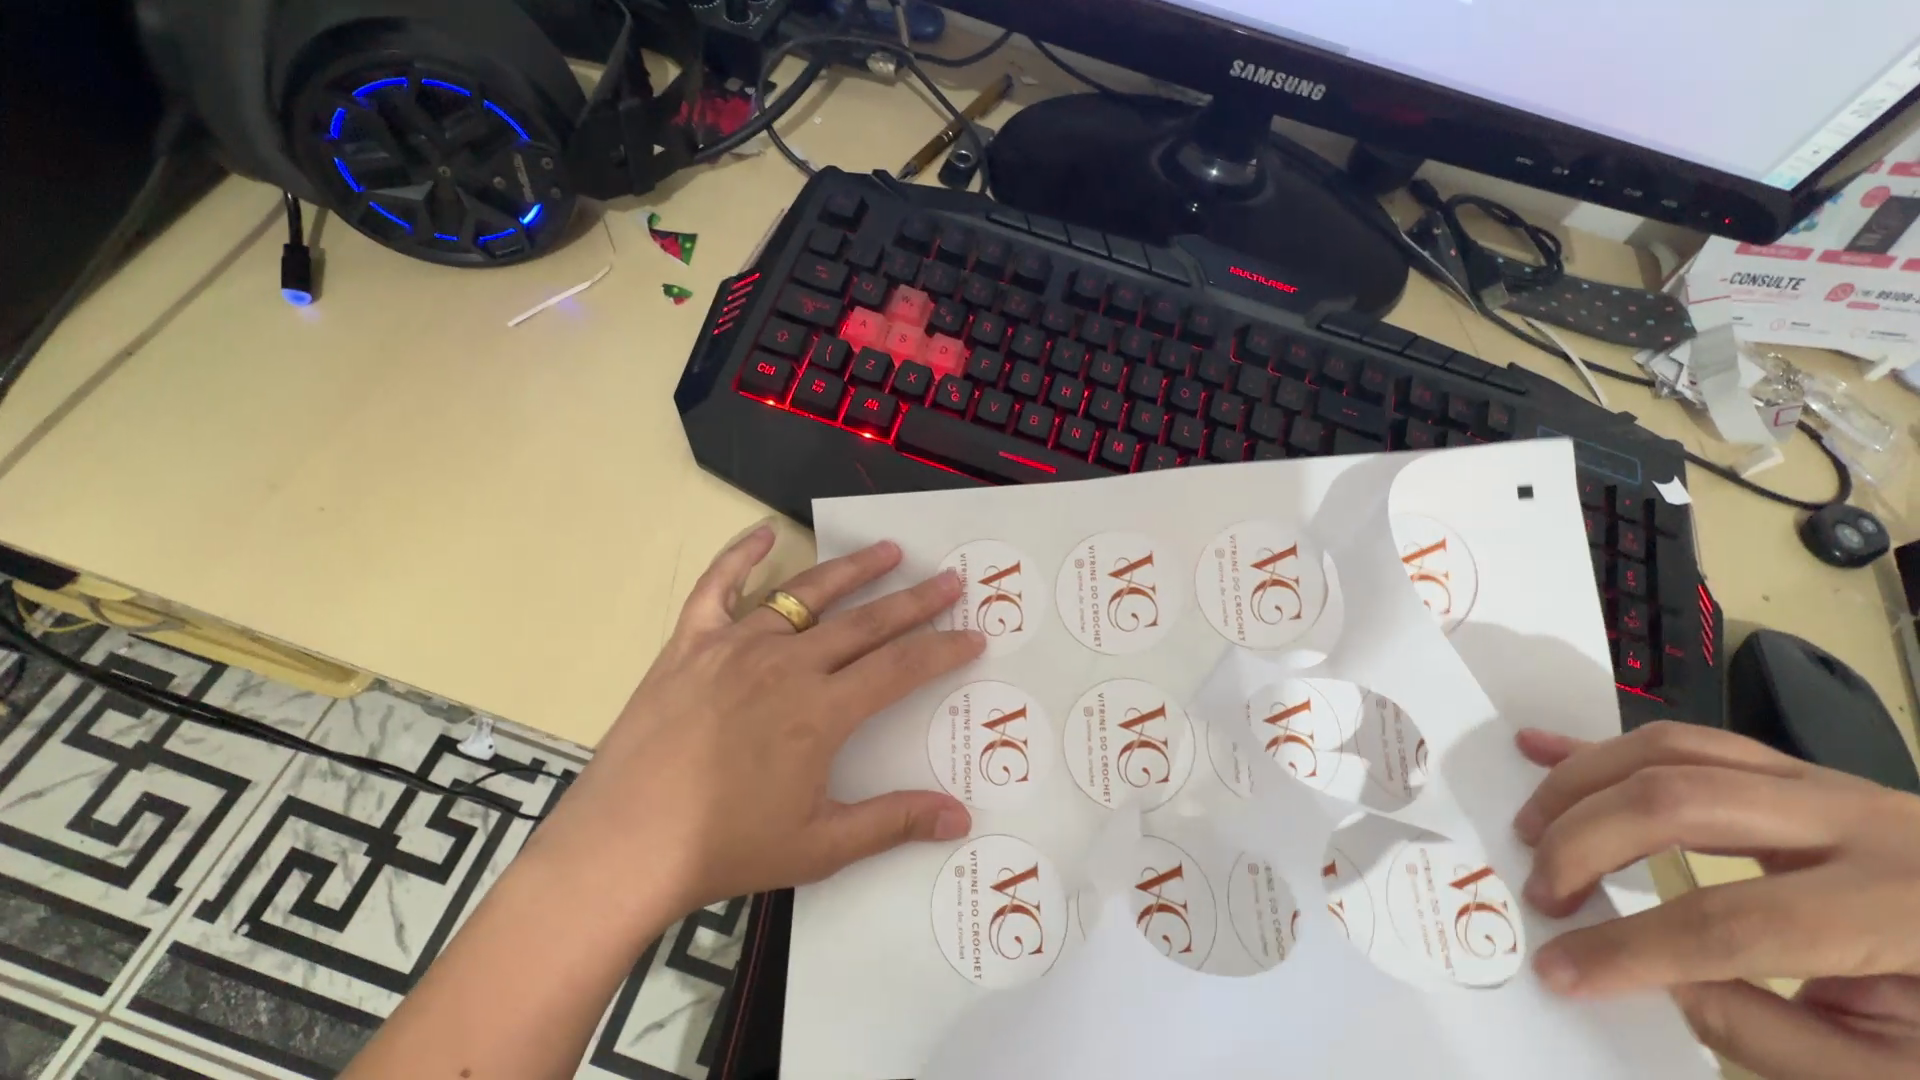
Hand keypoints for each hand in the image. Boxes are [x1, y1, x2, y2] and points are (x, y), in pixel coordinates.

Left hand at [532, 527, 982, 917]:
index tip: (974, 635)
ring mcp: (734, 647)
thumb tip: (962, 818)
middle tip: (949, 579)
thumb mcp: (819, 846)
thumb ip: (893, 822)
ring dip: (851, 570)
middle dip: (915, 600)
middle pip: (865, 622)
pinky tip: (764, 533)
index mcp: (821, 711)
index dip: (943, 650)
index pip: (901, 668)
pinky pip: (718, 588)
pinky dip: (741, 556)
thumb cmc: (724, 848)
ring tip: (887, 550)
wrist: (622, 847)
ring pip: (805, 596)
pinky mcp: (689, 645)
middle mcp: (786, 664)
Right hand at [1513, 722, 1919, 1079]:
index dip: (1633, 948)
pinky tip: (1541, 747)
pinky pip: (1686, 741)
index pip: (1734, 921)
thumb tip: (1650, 979)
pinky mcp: (1799, 774)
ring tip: (1531, 829)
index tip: (1561, 970)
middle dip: (1584, 845)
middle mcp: (1865, 823)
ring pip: (1669, 751)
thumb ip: (1771, 1036)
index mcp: (1905, 908)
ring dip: (1579, 785)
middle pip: (1678, 803)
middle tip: (1540, 893)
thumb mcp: (1897, 1073)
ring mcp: (1831, 785)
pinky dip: (1600, 746)